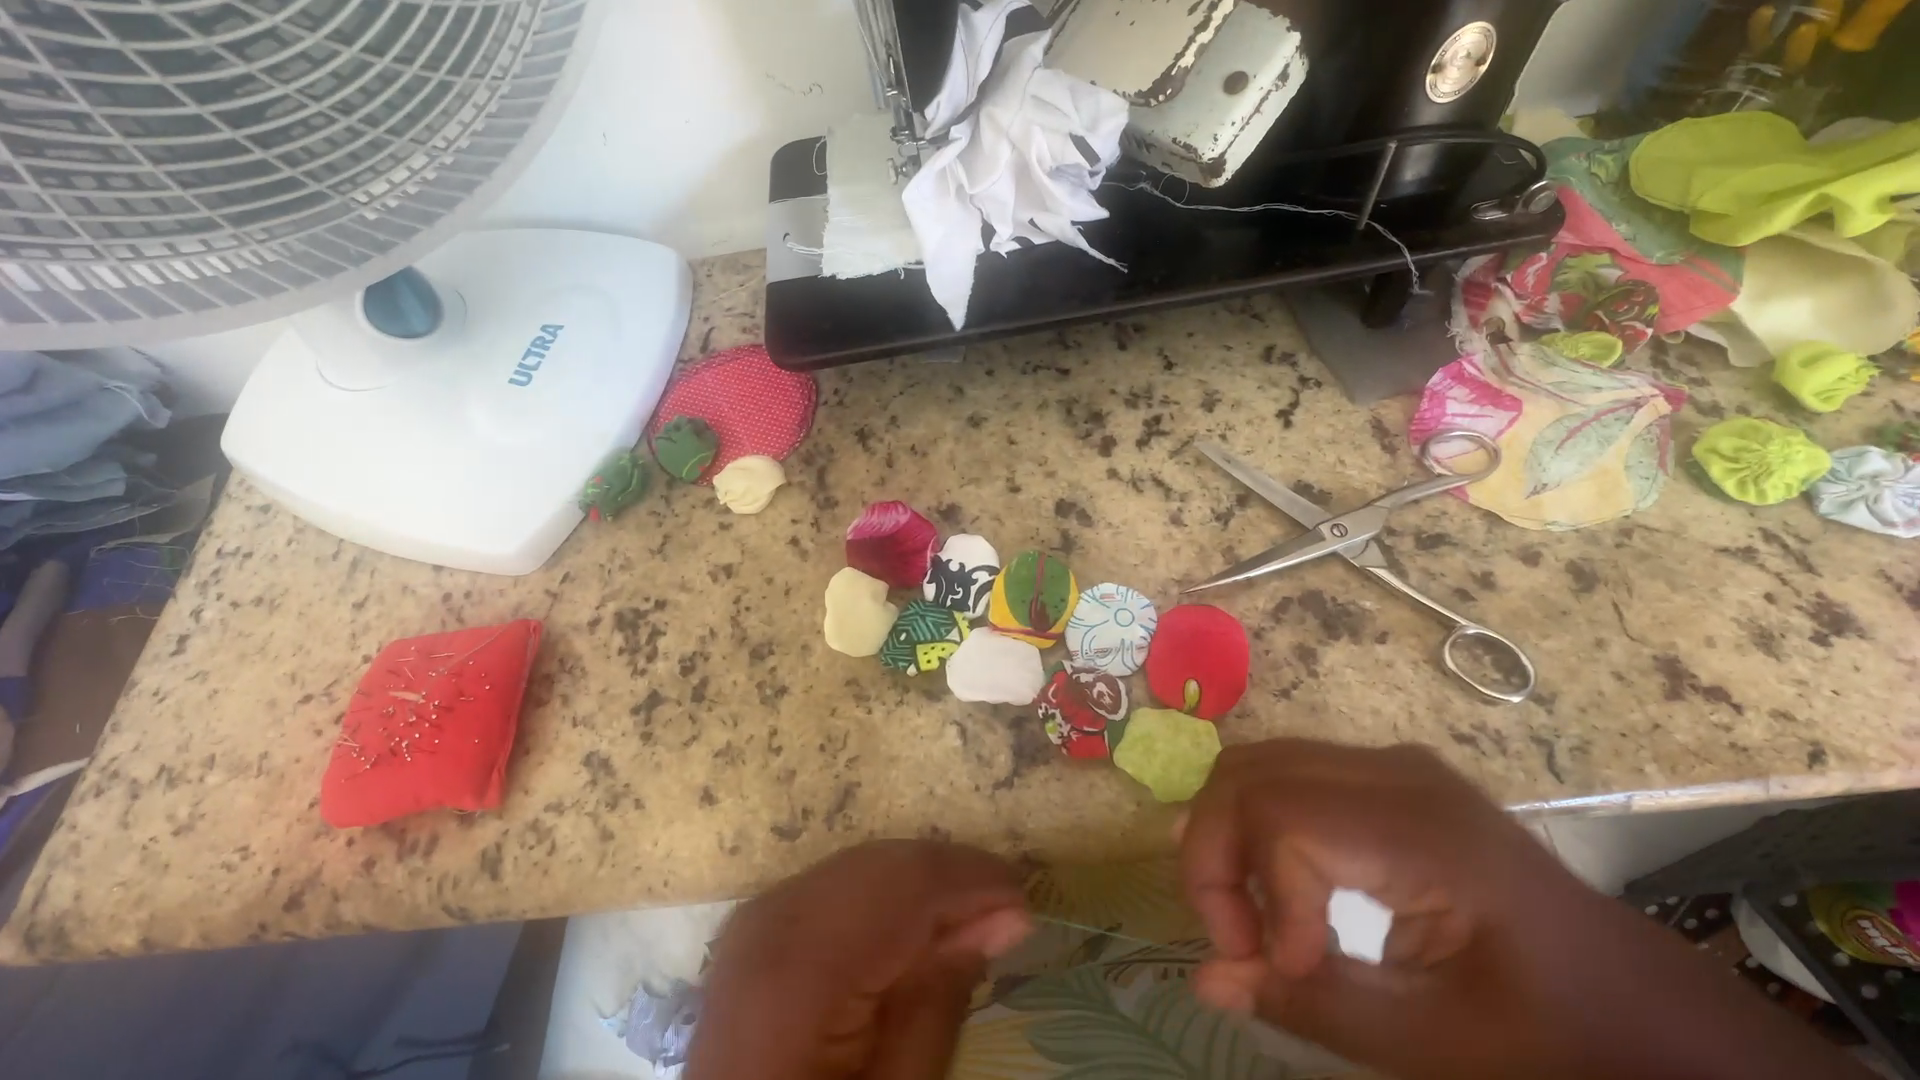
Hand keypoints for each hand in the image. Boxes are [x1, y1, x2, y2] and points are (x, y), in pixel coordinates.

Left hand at [687, 840, 1030, 1079]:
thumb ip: (940, 1000)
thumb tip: (1002, 916)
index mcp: (798, 969)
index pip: (900, 883)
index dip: (968, 879)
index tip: (1024, 900)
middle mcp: (768, 922)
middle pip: (878, 864)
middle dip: (947, 877)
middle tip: (1006, 912)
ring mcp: (753, 918)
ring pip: (858, 865)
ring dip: (918, 884)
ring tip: (969, 920)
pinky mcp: (754, 925)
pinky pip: (833, 883)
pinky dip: (880, 895)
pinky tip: (913, 924)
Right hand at [1180, 739, 1871, 1079]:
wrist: (1630, 999)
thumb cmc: (1542, 1027)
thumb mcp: (1429, 1043)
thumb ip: (1308, 1005)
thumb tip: (1204, 980)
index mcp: (1419, 829)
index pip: (1278, 816)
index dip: (1251, 893)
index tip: (1286, 970)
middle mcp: (1395, 772)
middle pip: (1248, 775)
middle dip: (1214, 855)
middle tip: (1237, 940)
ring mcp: (1391, 765)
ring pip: (1257, 767)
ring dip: (1227, 838)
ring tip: (1251, 917)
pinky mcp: (1386, 776)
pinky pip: (1286, 777)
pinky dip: (1255, 827)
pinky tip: (1283, 891)